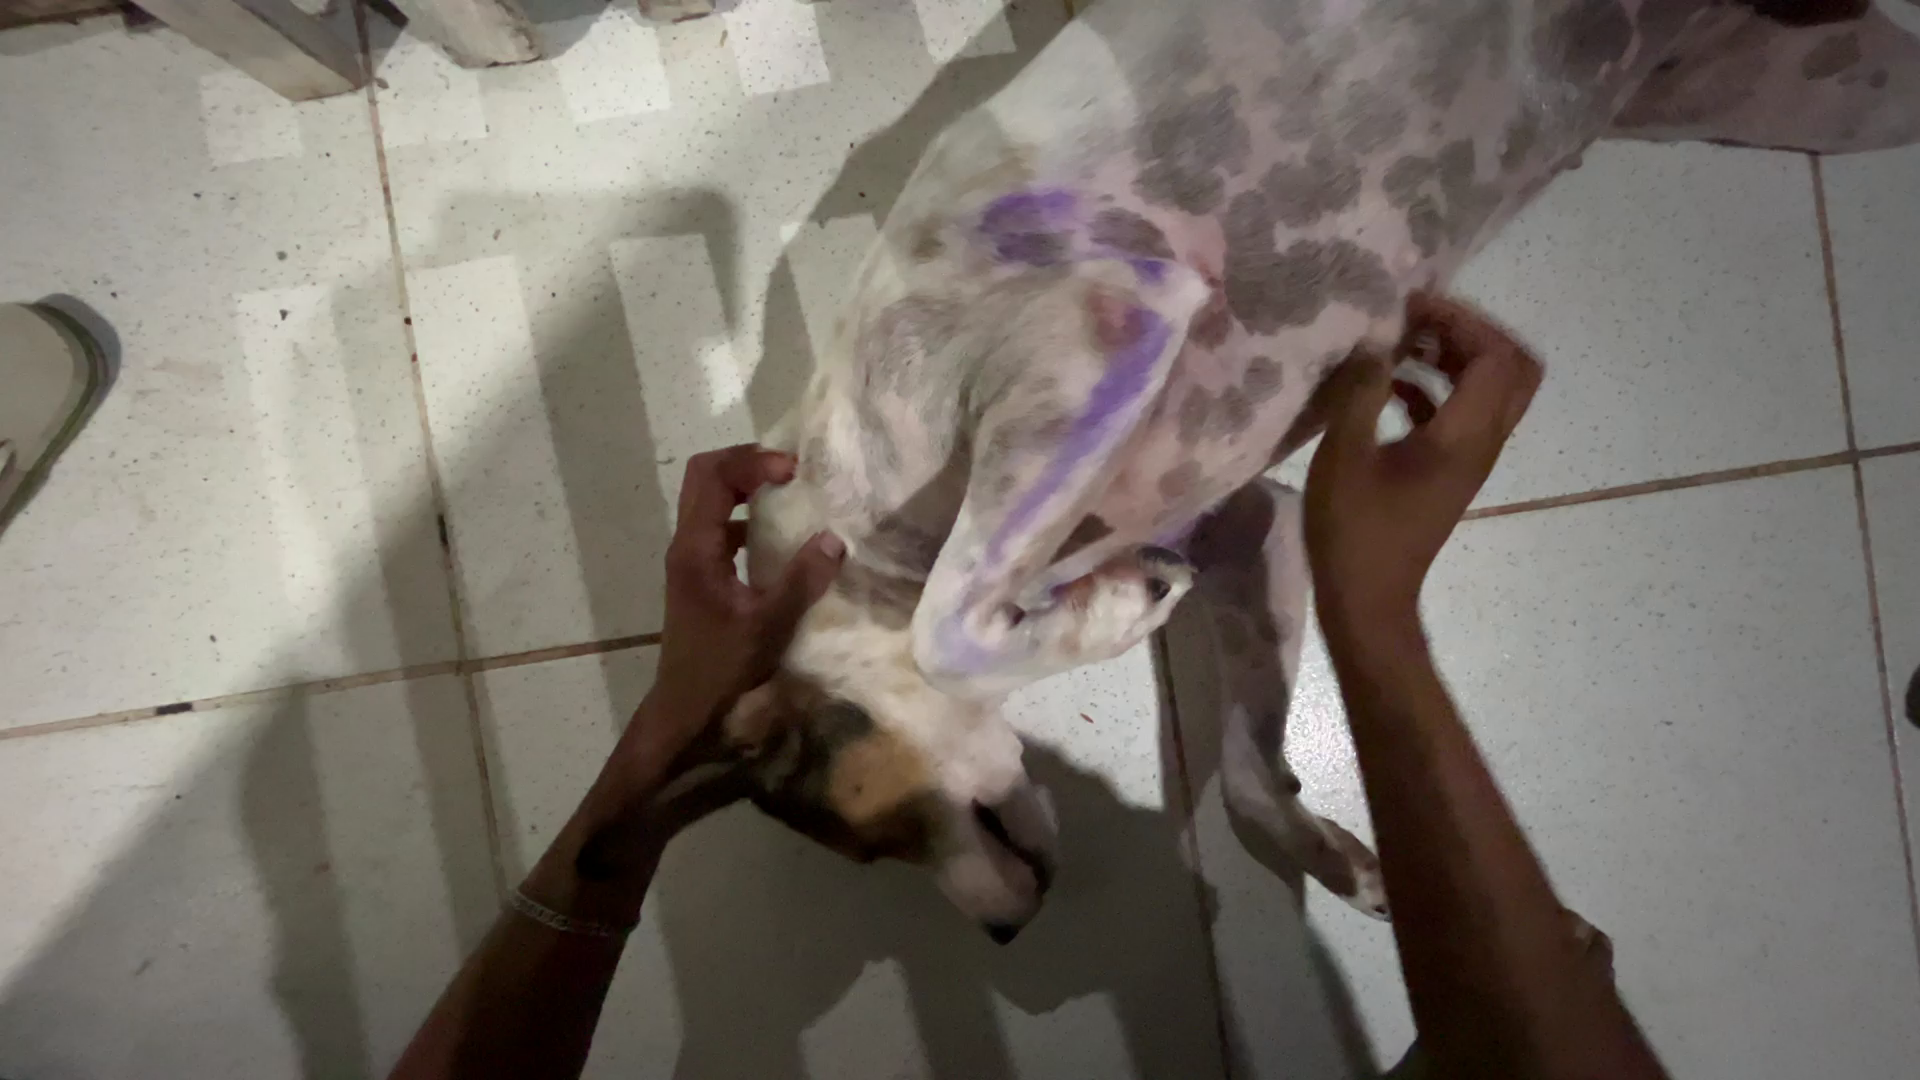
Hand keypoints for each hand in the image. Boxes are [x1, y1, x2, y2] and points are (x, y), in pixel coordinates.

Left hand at [645, 444, 844, 745]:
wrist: (685, 706)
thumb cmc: (721, 667)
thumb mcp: (768, 625)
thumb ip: (800, 581)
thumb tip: (834, 539)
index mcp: (696, 548)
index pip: (714, 478)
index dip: (753, 463)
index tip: (794, 470)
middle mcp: (688, 544)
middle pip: (706, 477)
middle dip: (747, 462)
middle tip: (790, 468)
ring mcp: (692, 558)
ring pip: (711, 499)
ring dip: (746, 485)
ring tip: (788, 488)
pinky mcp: (702, 573)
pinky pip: (722, 526)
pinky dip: (749, 514)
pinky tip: (781, 533)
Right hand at [1304, 293, 1540, 628]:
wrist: (1368, 596)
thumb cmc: (1354, 529)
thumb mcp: (1344, 457)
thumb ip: (1360, 394)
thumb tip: (1371, 346)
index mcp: (1466, 435)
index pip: (1495, 355)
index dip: (1460, 320)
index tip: (1410, 308)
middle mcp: (1483, 443)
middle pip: (1510, 369)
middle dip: (1469, 335)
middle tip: (1418, 323)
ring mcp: (1469, 460)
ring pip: (1487, 392)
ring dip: (1452, 360)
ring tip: (1399, 347)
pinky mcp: (1448, 473)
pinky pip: (1461, 415)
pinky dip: (1435, 390)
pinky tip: (1388, 389)